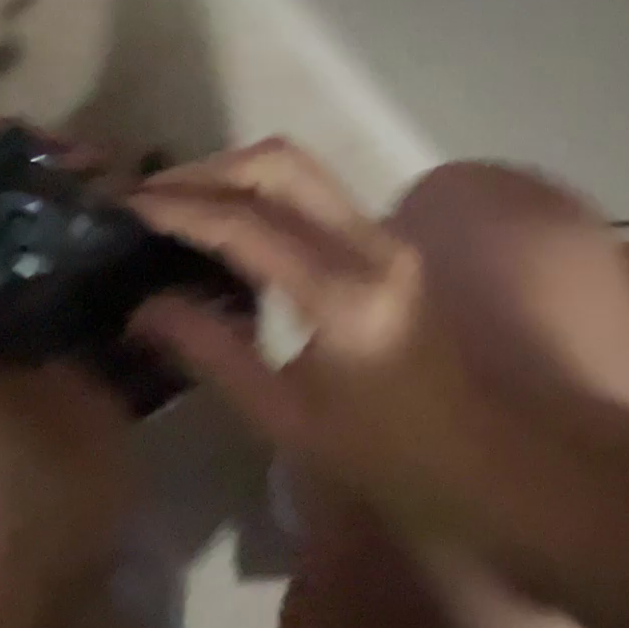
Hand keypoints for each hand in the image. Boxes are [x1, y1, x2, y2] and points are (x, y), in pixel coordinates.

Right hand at [126, 140, 628, 547]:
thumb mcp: (288, 418)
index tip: (128, 206)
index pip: (243, 224)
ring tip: (180, 203)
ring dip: (236, 173)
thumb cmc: (392, 460)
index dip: (178, 208)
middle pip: (279, 164)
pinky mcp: (391, 244)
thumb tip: (144, 305)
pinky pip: (316, 194)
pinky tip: (232, 224)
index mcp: (341, 297)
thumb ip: (212, 352)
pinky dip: (264, 192)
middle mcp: (369, 246)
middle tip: (152, 195)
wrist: (500, 463)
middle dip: (207, 169)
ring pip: (301, 169)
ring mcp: (388, 238)